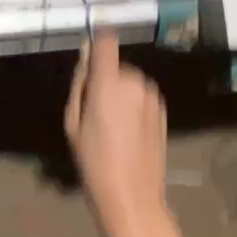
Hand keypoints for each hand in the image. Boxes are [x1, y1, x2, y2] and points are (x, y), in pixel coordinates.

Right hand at [66, 32, 168, 233]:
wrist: (132, 195)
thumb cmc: (94, 161)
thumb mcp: (72, 123)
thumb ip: (80, 83)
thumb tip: (86, 54)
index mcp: (109, 83)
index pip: (106, 42)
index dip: (98, 41)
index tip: (90, 50)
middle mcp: (135, 81)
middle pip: (116, 66)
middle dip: (105, 80)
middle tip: (94, 112)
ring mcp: (153, 95)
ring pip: (129, 82)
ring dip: (120, 93)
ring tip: (112, 127)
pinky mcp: (163, 109)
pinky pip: (141, 96)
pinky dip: (133, 105)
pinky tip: (128, 133)